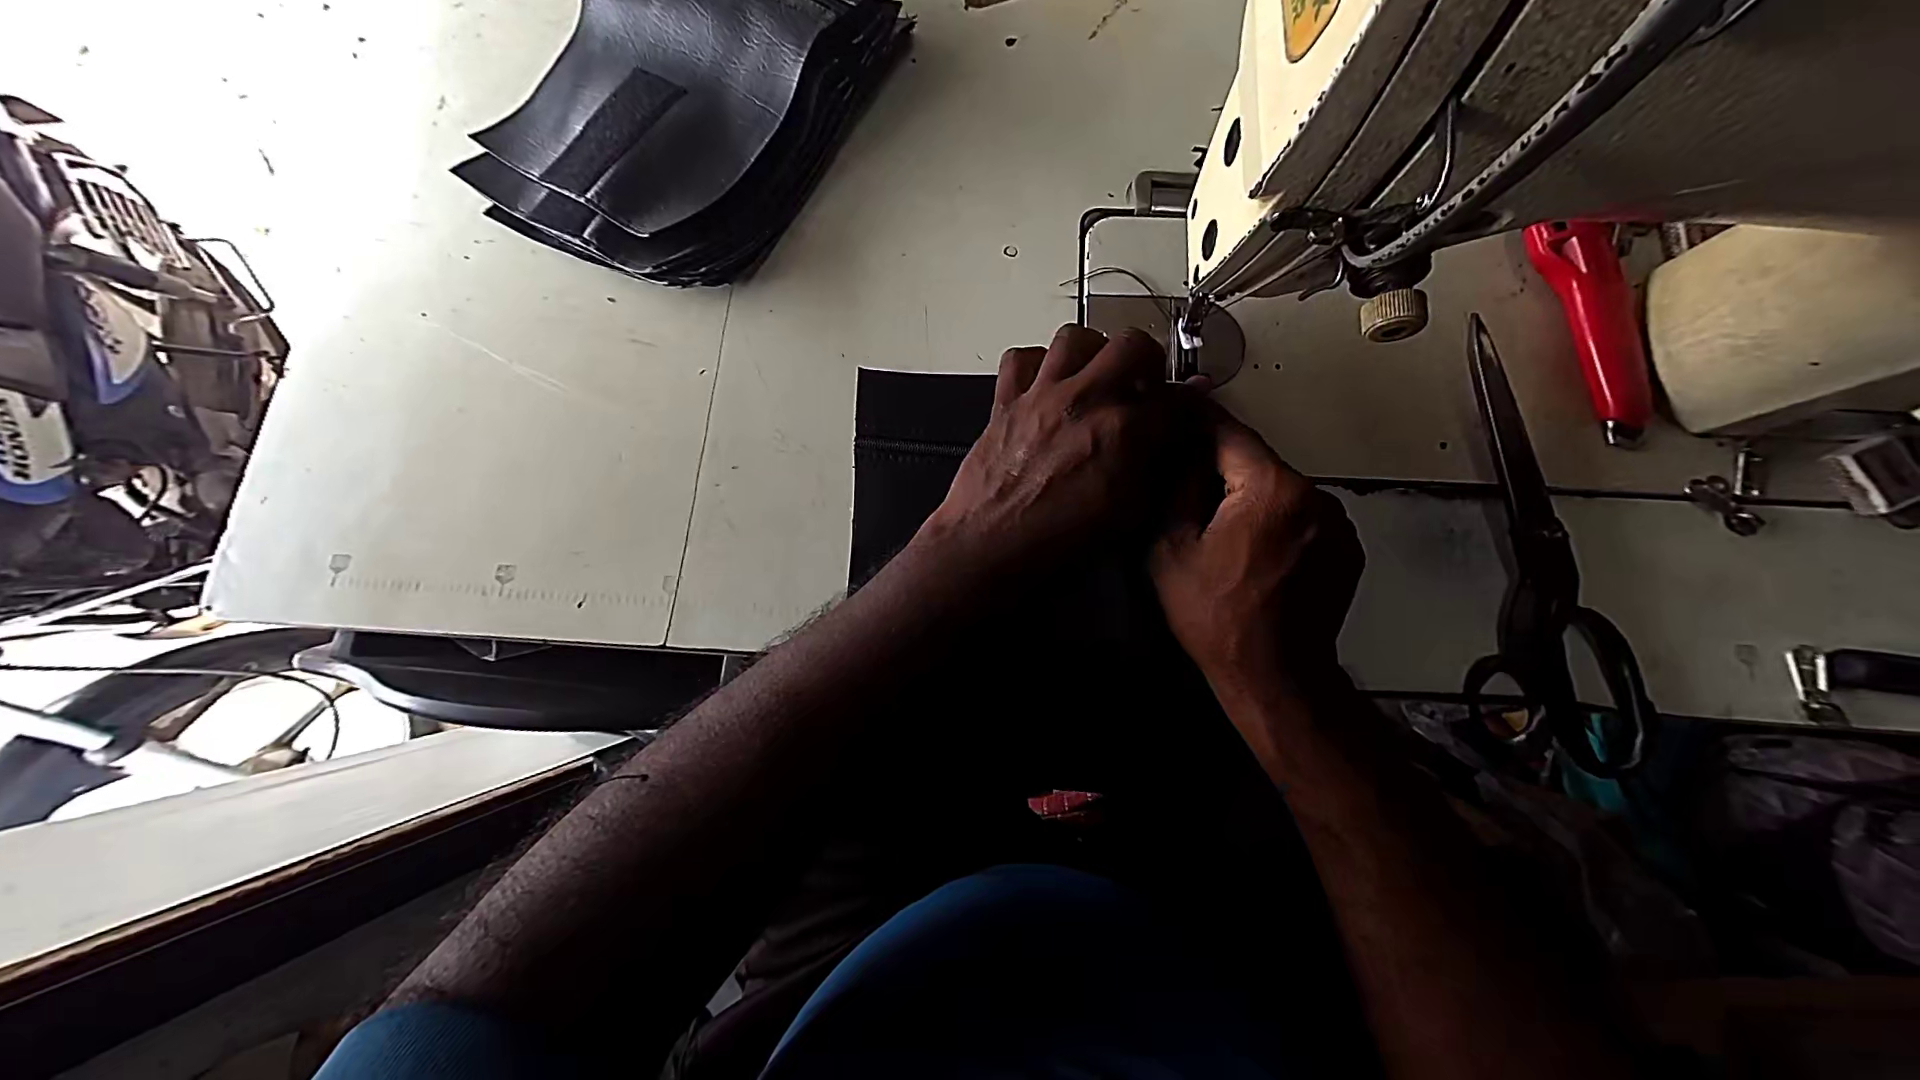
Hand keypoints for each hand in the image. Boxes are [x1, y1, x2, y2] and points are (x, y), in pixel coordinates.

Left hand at [916, 324, 1187, 575]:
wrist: (988, 551)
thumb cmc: (1053, 548)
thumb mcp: (1127, 520)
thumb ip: (1157, 473)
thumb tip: (1173, 444)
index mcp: (1124, 434)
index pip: (1174, 398)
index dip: (1187, 402)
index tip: (1185, 407)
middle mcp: (1084, 403)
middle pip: (1133, 346)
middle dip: (1149, 361)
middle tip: (1146, 381)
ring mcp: (1041, 398)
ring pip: (1075, 338)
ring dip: (1095, 351)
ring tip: (1098, 371)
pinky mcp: (1005, 405)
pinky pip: (1020, 360)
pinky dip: (1037, 363)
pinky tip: (1046, 381)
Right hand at [1150, 403, 1362, 688]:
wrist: (1274, 674)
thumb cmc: (1220, 619)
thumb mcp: (1171, 549)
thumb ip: (1175, 488)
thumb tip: (1178, 449)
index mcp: (1271, 490)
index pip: (1228, 431)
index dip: (1195, 418)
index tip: (1176, 406)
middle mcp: (1315, 496)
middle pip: (1255, 461)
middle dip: (1218, 467)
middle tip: (1183, 488)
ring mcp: (1336, 522)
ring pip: (1276, 488)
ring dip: (1248, 495)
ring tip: (1218, 531)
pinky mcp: (1345, 545)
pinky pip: (1300, 515)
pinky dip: (1274, 519)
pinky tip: (1249, 551)